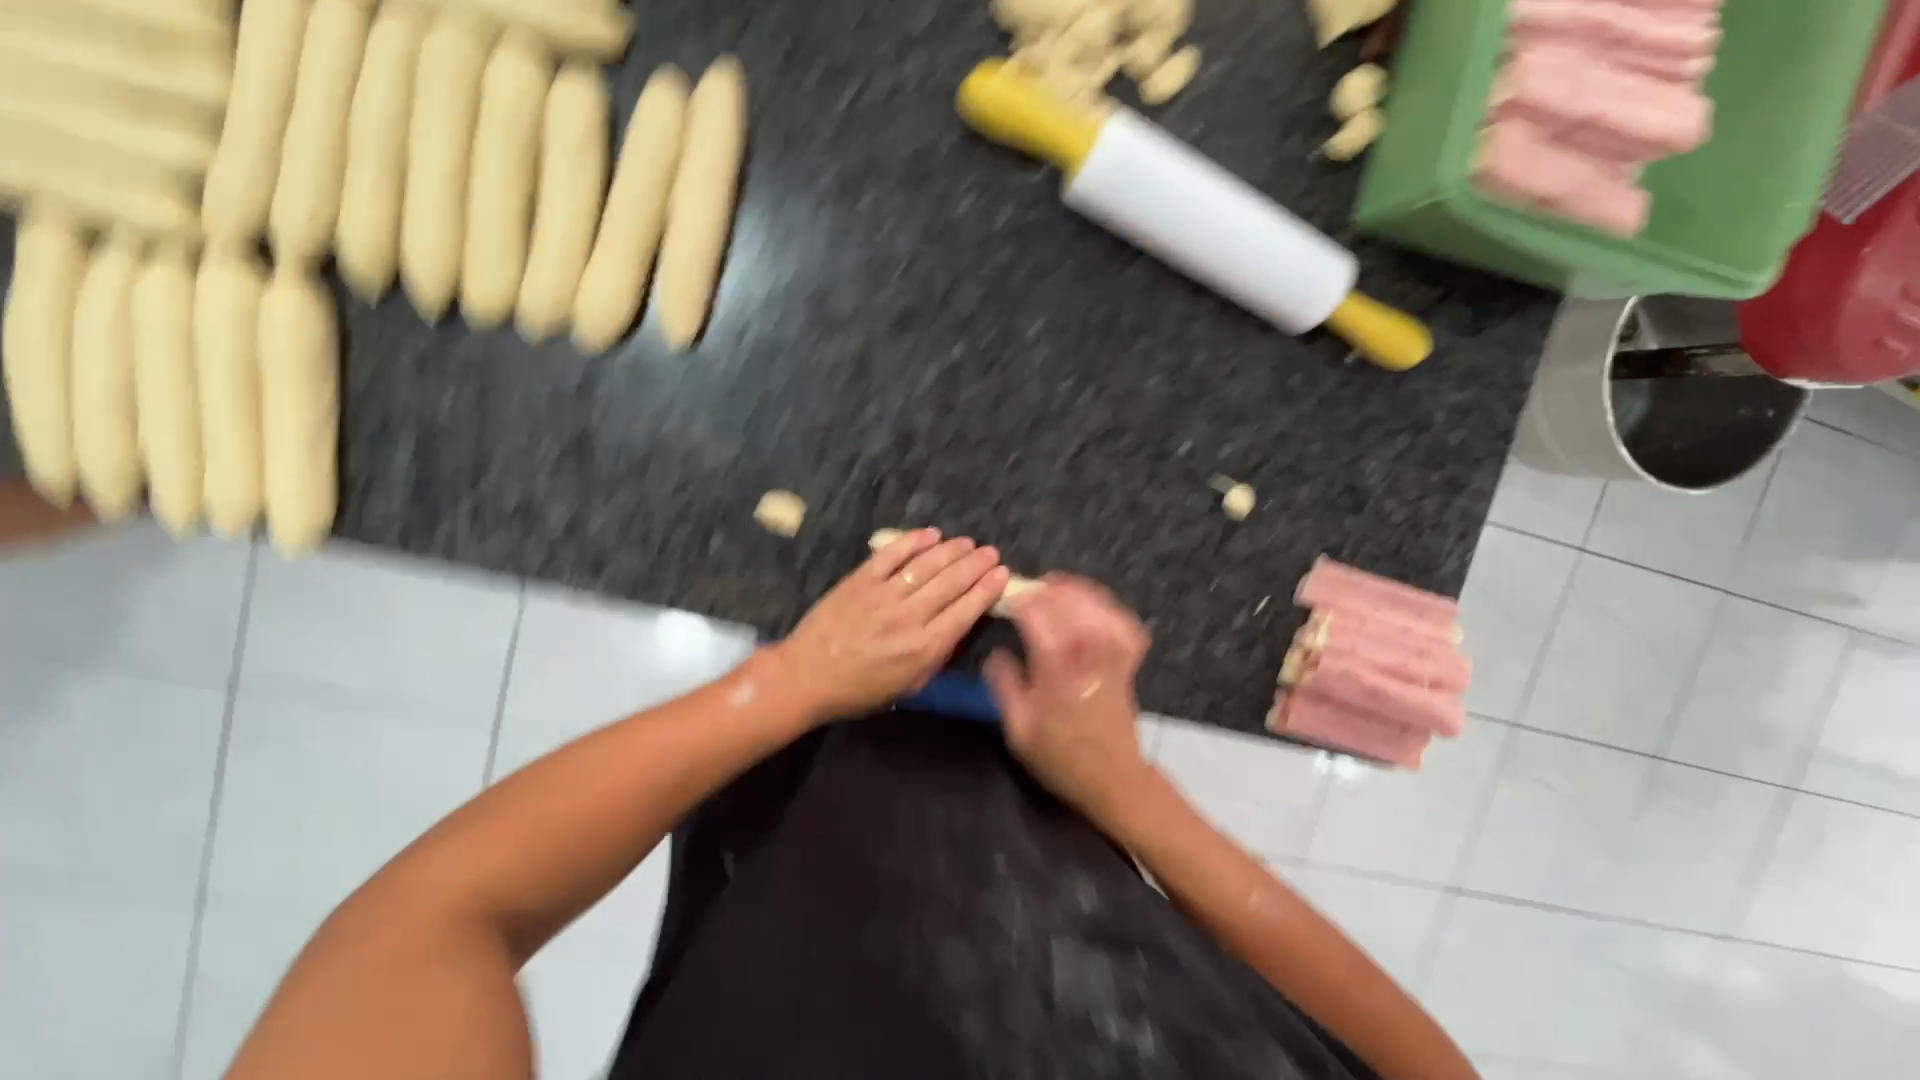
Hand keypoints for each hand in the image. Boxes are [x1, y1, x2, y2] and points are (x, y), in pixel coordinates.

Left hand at [772, 528, 1010, 722]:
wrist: (806, 677)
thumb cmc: (859, 690)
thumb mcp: (908, 686)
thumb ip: (936, 657)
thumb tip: (958, 627)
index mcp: (924, 648)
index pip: (966, 611)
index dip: (988, 589)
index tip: (1002, 574)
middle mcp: (910, 617)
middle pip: (952, 582)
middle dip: (977, 565)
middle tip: (991, 553)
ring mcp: (884, 594)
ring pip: (927, 564)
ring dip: (952, 551)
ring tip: (968, 543)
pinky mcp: (860, 580)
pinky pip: (892, 554)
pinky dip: (913, 541)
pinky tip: (931, 534)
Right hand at [983, 575, 1153, 817]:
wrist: (1113, 779)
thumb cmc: (1060, 757)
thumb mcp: (1018, 730)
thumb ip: (1004, 687)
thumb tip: (995, 653)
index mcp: (1056, 672)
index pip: (1037, 618)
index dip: (1020, 601)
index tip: (1005, 599)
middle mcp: (1087, 657)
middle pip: (1069, 604)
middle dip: (1045, 589)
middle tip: (1026, 589)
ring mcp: (1112, 657)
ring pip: (1098, 607)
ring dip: (1075, 590)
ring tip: (1054, 586)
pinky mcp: (1128, 662)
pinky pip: (1124, 623)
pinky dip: (1109, 607)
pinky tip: (1093, 602)